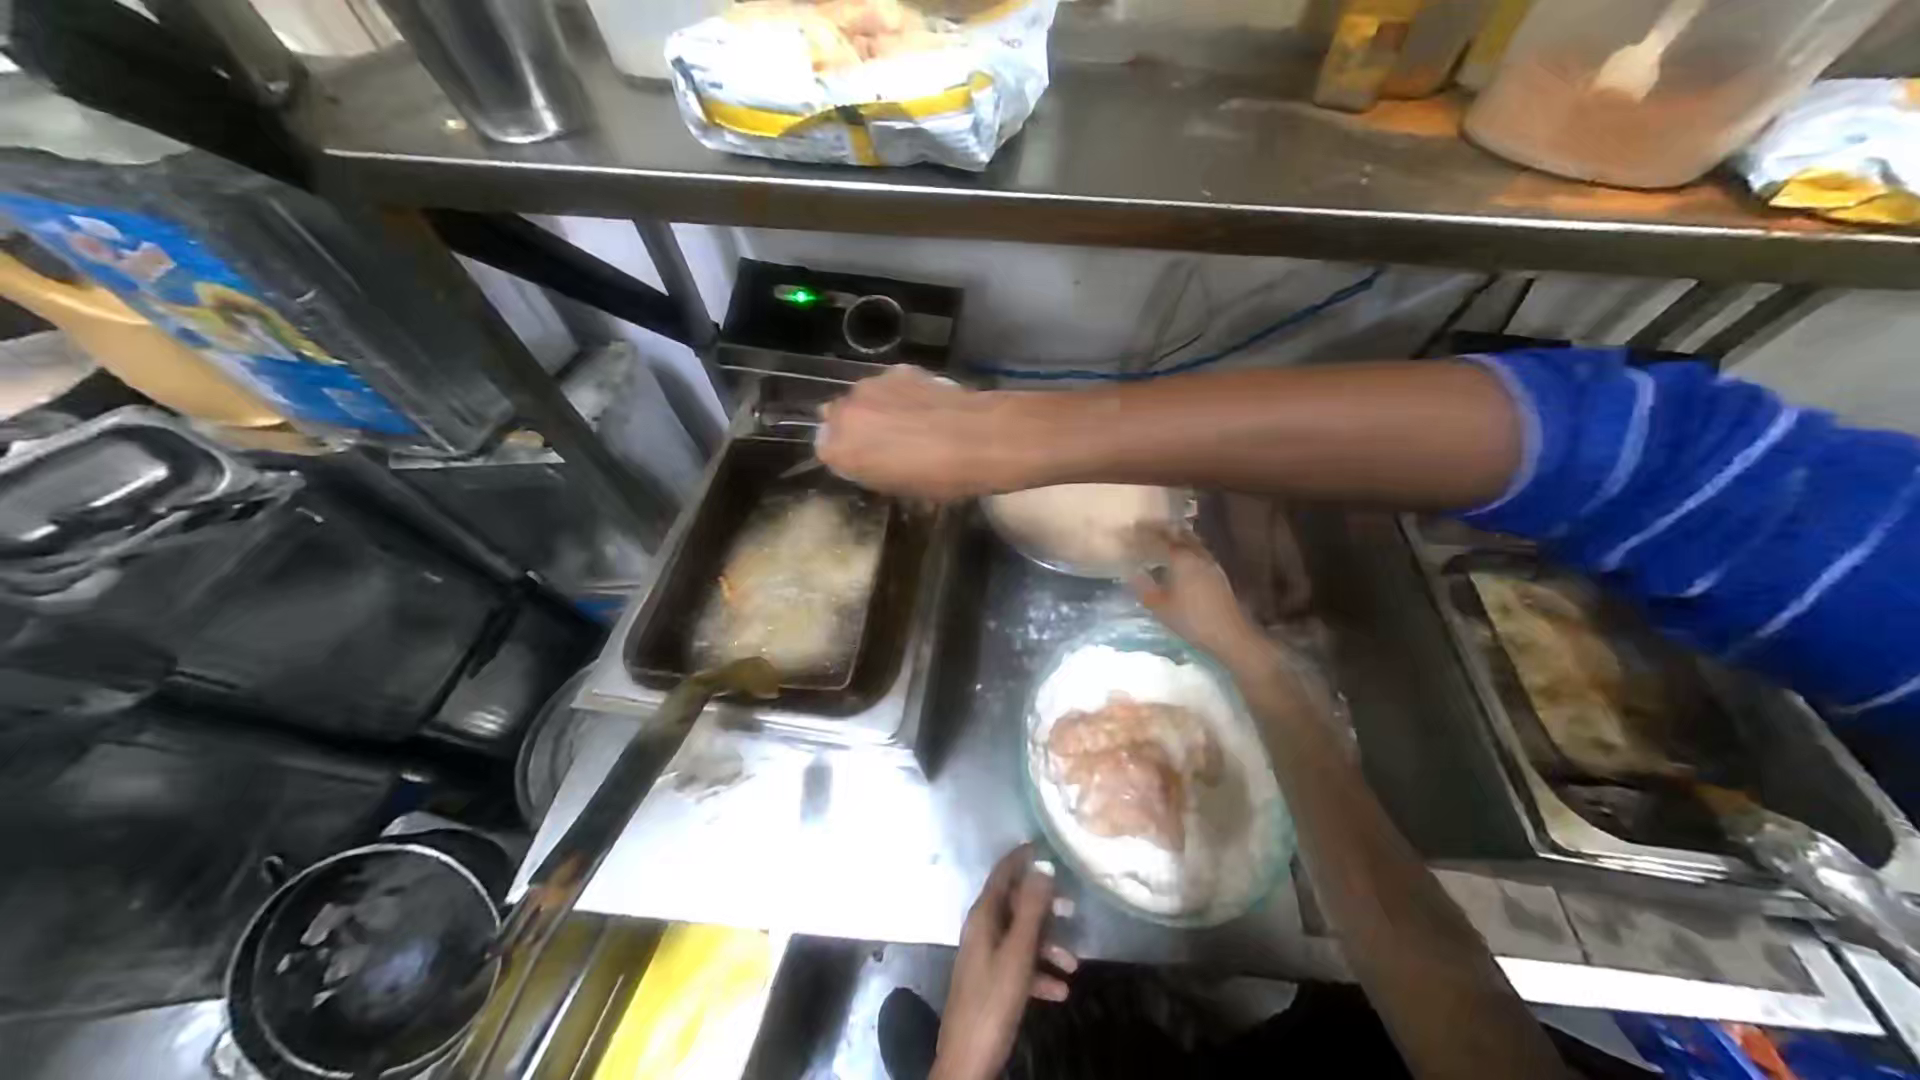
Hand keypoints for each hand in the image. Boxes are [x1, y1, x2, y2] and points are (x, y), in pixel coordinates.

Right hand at [817, 367, 1022, 498]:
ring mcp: (871, 386)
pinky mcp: (898, 369)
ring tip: (908, 421)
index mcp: (839, 449)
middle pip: (838, 417)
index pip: (826, 449)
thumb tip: (868, 457)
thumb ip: (870, 468)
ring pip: (862, 397)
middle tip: (884, 441)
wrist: (980, 438)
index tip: (865, 461)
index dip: (847, 455)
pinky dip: (898, 394)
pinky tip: (924, 405)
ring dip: (876, 407)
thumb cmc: (939, 478)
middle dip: (855, 427)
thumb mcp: (898, 487)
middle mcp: (845, 412)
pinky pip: (889, 385)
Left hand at [933, 845, 1076, 1079]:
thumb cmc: (993, 1000)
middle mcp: (981, 930)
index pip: (1002, 874)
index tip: (1043, 845)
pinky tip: (1061, 990)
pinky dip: (1039, 973)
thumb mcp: (1018, 953)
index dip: (1021, 858)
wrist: (967, 1060)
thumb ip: (1031, 909)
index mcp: (983, 916)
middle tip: (1073, 908)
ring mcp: (985, 957)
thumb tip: (1043, 866)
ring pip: (1021, 937)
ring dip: (1047, 945)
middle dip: (1044, 906)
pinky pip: (1019, 966)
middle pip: (1014, 905)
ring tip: (1074, 962)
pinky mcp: (991, 983)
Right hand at [1128, 525, 1265, 665]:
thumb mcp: (1159, 607)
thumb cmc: (1190, 620)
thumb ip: (1144, 587)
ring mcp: (1210, 563)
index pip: (1157, 539)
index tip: (1127, 530)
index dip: (1141, 534)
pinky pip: (1198, 551)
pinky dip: (1185, 547)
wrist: (1229, 634)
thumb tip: (1132, 572)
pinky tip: (1180, 559)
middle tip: (1143, 528)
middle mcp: (1197, 555)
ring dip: (1174, 536)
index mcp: (1180, 558)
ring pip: (1190, 540)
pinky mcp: (1218, 573)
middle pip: (1177, 533)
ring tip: (1161, 539)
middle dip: (1159, 529)